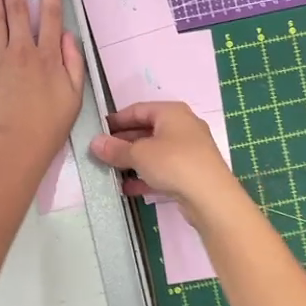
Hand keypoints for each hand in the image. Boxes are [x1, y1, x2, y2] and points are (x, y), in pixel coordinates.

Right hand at [89, 101, 238, 208]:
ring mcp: (188, 151)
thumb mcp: (139, 154)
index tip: (99, 131)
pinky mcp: (190, 173)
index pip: (138, 110)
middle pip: (146, 131)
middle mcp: (182, 127)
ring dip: (133, 162)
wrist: (210, 196)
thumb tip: (95, 143)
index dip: (117, 120)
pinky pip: (163, 171)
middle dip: (123, 143)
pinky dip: (146, 176)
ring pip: (154, 153)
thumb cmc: (174, 163)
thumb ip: (115, 149)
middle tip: (102, 154)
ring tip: (111, 172)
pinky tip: (128, 188)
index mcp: (172, 113)